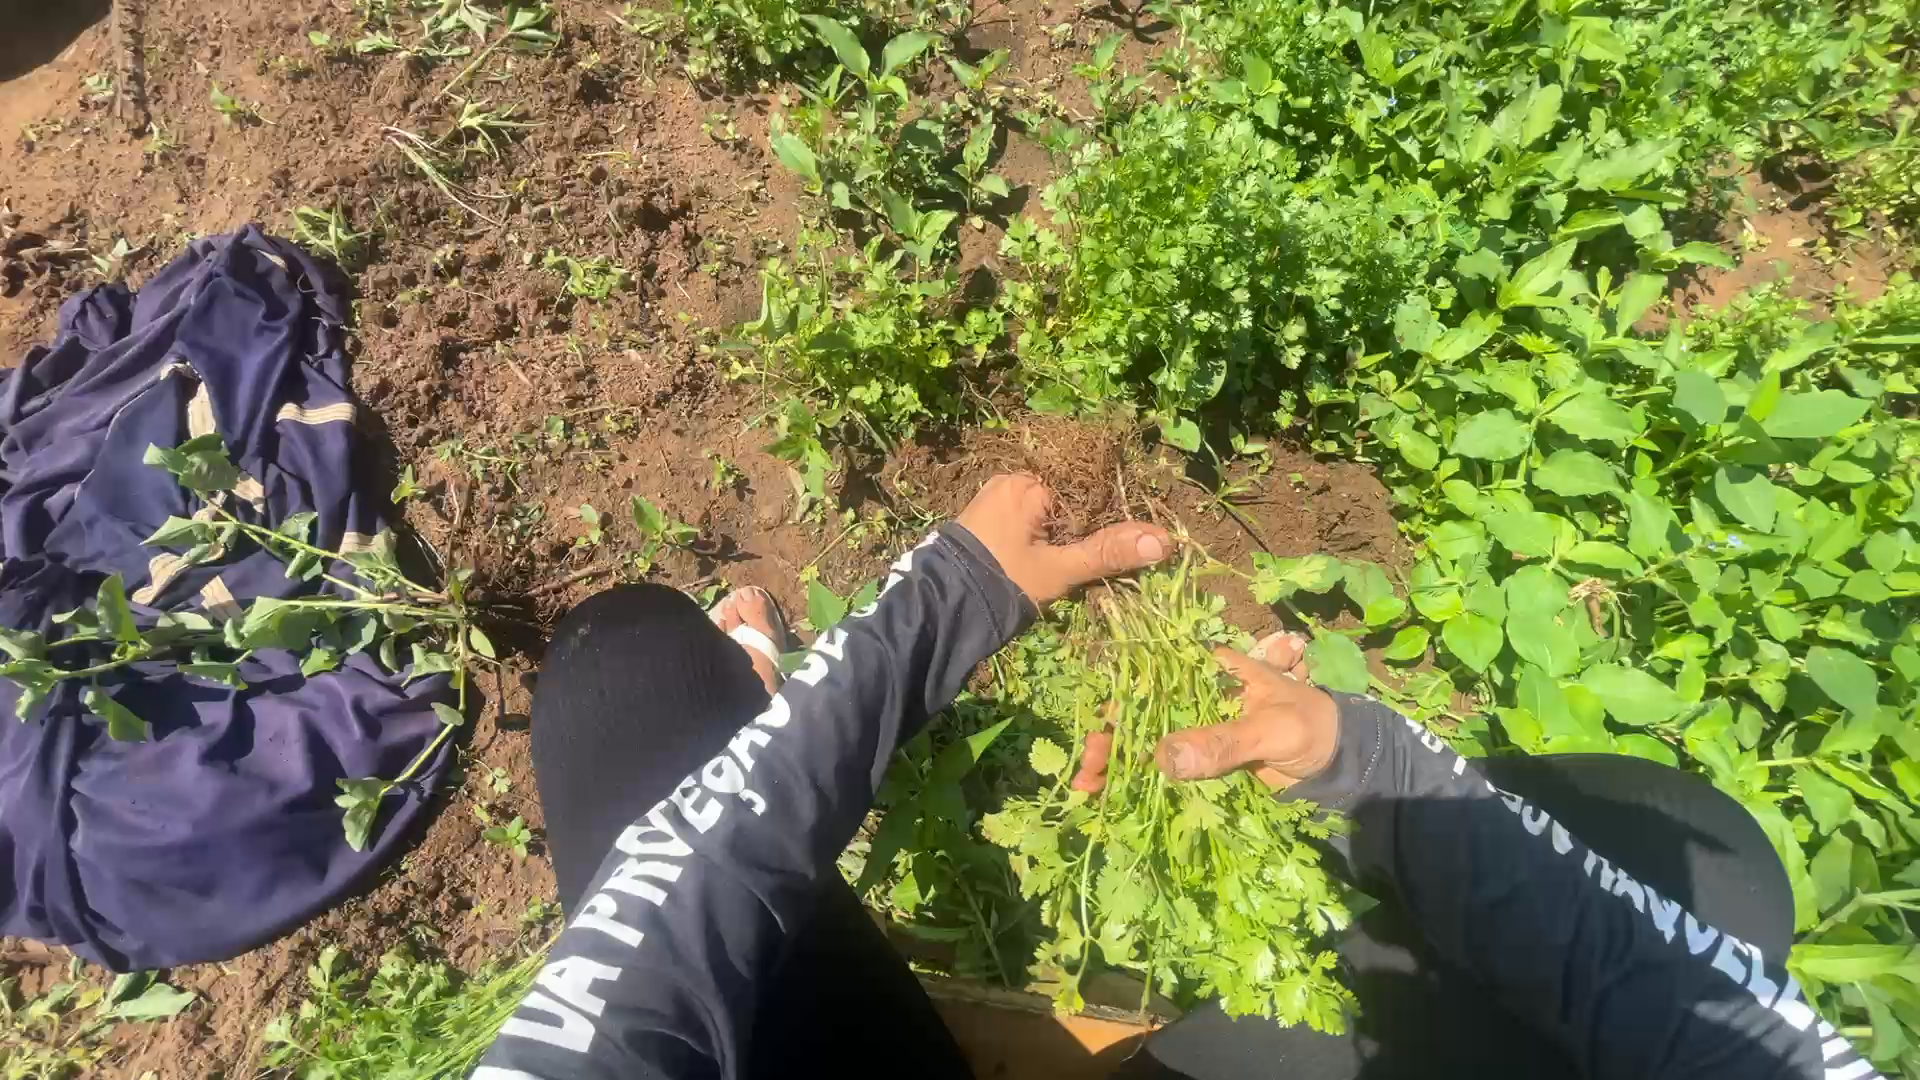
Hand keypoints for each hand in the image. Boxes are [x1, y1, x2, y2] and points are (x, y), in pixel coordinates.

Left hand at [956, 474, 1172, 606]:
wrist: (941, 610)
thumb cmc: (1001, 583)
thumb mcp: (1058, 570)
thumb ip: (1107, 552)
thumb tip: (1163, 541)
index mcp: (1027, 484)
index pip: (1086, 486)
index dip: (1111, 511)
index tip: (1129, 536)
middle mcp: (1009, 481)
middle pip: (1067, 496)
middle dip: (1088, 524)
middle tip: (1106, 554)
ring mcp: (994, 499)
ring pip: (1048, 509)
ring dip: (1067, 532)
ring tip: (1082, 559)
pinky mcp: (986, 518)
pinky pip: (1028, 517)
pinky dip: (1046, 534)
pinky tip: (1055, 557)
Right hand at [1072, 632, 1340, 792]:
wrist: (1344, 762)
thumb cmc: (1313, 726)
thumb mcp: (1272, 728)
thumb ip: (1223, 742)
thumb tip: (1162, 759)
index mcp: (1203, 672)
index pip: (1148, 681)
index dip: (1116, 705)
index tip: (1098, 736)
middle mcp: (1190, 696)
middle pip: (1137, 715)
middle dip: (1108, 742)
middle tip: (1086, 774)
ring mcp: (1194, 730)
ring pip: (1145, 744)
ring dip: (1117, 765)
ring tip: (1088, 791)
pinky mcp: (1202, 762)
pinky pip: (1165, 771)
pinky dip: (1141, 784)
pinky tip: (1116, 800)